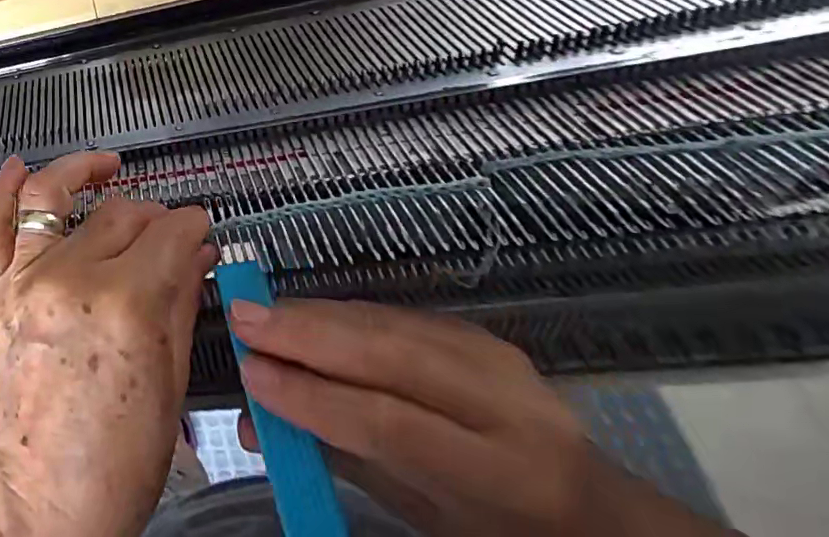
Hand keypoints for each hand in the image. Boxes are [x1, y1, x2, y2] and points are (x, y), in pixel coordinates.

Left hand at [0, 153, 217, 536]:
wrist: (47, 499)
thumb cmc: (113, 459)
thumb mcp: (171, 377)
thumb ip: (182, 296)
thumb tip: (197, 251)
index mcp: (126, 306)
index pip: (170, 232)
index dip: (193, 224)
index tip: (200, 227)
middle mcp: (72, 280)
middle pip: (123, 212)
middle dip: (155, 214)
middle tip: (169, 229)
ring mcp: (29, 280)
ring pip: (56, 195)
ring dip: (81, 170)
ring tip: (105, 166)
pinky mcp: (1, 291)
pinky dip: (1, 189)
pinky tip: (18, 168)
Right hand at [229, 299, 737, 536]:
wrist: (585, 504)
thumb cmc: (492, 526)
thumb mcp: (425, 514)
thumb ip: (344, 458)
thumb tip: (260, 419)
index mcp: (503, 473)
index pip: (391, 422)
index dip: (314, 396)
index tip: (251, 375)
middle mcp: (504, 402)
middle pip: (391, 352)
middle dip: (307, 333)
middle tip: (243, 318)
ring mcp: (494, 355)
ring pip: (390, 322)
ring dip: (316, 314)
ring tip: (261, 312)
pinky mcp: (476, 330)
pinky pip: (396, 314)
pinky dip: (342, 314)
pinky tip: (304, 314)